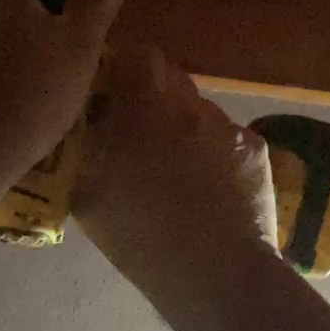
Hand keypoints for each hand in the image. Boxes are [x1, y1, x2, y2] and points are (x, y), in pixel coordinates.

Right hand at [75, 47, 279, 297]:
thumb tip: (75, 125)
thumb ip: (78, 147)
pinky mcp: (254, 149)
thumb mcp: (86, 192)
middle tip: (131, 126)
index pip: (133, 55)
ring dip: (178, 123)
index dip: (117, 66)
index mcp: (145, 107)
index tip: (103, 89)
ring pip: (195, 108)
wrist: (215, 275)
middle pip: (166, 76)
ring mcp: (227, 126)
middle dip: (147, 92)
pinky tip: (203, 186)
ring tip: (169, 165)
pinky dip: (209, 150)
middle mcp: (188, 104)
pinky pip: (223, 136)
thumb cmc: (139, 236)